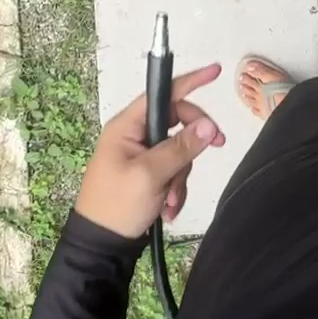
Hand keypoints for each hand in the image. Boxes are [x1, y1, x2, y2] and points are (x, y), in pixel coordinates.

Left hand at [74, 63, 226, 238]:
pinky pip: (174, 170)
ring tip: (170, 200)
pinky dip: (175, 188)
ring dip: (181, 176)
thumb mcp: (150, 175)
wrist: (100, 247)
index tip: (215, 71)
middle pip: (177, 122)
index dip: (190, 81)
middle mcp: (134, 135)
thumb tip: (209, 126)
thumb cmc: (117, 205)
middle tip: (216, 147)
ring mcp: (141, 155)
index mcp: (126, 126)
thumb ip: (181, 147)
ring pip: (179, 150)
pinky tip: (167, 208)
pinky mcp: (148, 174)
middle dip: (192, 144)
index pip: (162, 93)